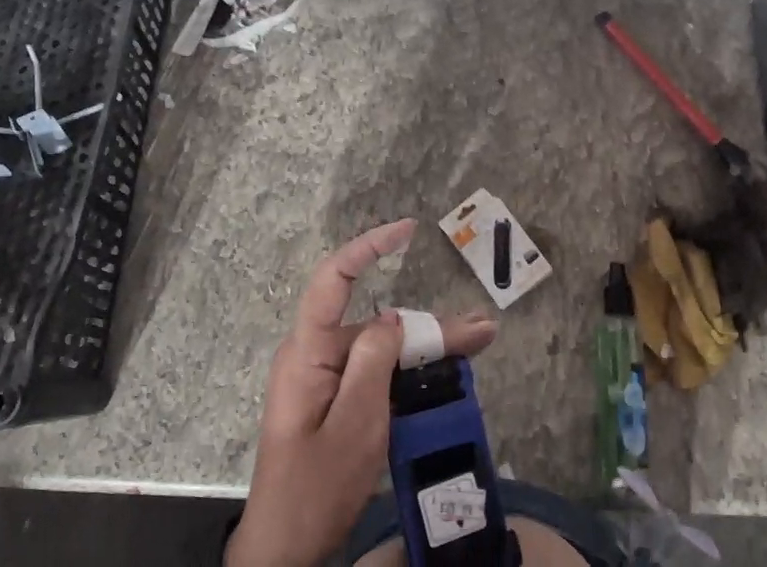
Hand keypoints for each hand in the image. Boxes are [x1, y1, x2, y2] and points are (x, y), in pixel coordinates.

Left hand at [227, 220, 498, 566]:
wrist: (285, 549)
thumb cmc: (315, 487)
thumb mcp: (354, 426)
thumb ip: (372, 364)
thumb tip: (391, 317)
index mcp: (308, 353)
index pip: (332, 281)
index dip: (368, 248)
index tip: (407, 231)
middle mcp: (315, 357)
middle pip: (373, 323)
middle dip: (426, 323)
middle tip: (481, 330)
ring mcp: (325, 381)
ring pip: (380, 350)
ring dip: (425, 349)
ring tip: (476, 345)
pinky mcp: (336, 403)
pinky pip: (375, 375)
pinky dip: (410, 372)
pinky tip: (446, 372)